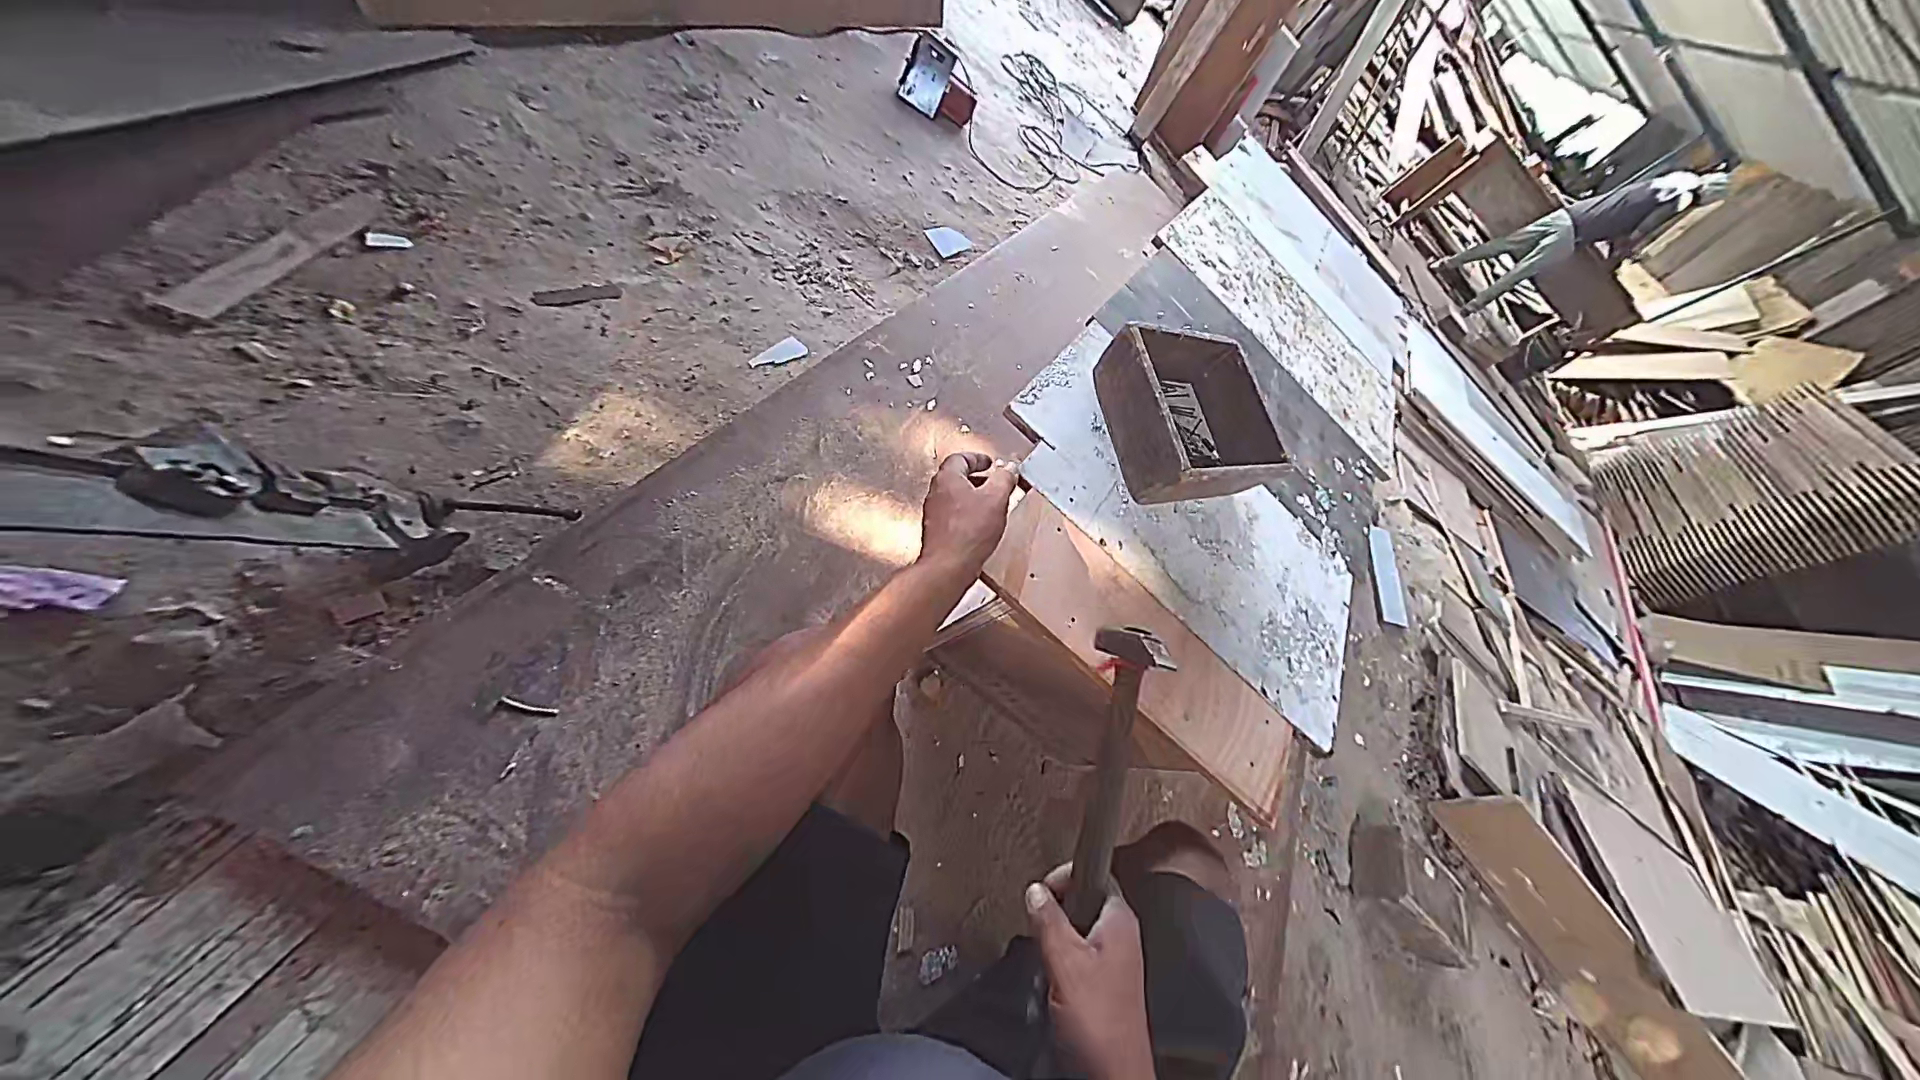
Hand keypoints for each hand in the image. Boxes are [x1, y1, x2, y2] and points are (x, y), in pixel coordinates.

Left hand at [918, 452, 1016, 575]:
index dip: (977, 458)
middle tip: (993, 482)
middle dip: (977, 478)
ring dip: (972, 497)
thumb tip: (1009, 468)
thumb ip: (1004, 478)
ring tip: (991, 504)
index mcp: (947, 478)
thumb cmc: (967, 533)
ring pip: (954, 498)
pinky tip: (980, 526)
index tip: (989, 462)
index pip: (960, 458)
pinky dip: (967, 515)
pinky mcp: (937, 532)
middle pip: (956, 477)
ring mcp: (934, 514)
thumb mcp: (996, 498)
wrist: (949, 566)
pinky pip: (953, 516)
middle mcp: (936, 493)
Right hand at [1026, 866, 1154, 1079]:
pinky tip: (1052, 975)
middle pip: (1083, 900)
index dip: (1065, 876)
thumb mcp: (1064, 962)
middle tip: (1038, 922)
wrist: (1113, 1079)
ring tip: (1045, 952)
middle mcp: (1122, 936)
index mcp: (1120, 920)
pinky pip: (1078, 953)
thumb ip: (1048, 920)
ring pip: (1078, 928)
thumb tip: (1036, 891)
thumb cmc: (1099, 1026)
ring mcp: (1115, 960)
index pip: (1094, 874)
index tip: (1042, 889)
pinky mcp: (1106, 983)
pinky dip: (1061, 957)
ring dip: (1056, 935)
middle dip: (1056, 909)